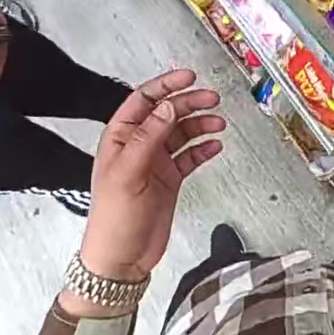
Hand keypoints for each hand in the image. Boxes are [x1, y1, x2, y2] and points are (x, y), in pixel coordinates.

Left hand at [74, 70, 225, 304]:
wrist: (122, 258)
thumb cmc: (115, 219)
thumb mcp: (128, 173)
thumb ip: (148, 138)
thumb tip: (167, 106)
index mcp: (121, 139)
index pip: (144, 101)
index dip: (166, 86)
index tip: (188, 76)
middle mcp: (139, 146)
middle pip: (168, 114)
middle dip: (190, 103)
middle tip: (213, 99)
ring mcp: (156, 163)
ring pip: (182, 134)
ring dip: (200, 125)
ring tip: (218, 123)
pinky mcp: (170, 179)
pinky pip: (190, 157)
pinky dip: (203, 150)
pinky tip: (214, 146)